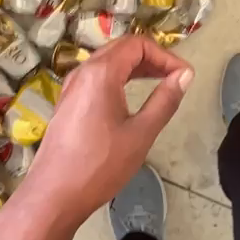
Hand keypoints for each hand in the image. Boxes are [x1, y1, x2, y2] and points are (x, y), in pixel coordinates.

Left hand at [13, 36, 193, 231]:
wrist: (54, 195)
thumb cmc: (100, 165)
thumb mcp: (141, 134)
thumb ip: (165, 101)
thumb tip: (185, 76)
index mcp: (101, 73)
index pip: (137, 44)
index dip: (165, 55)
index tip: (184, 75)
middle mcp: (83, 72)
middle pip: (121, 49)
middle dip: (152, 58)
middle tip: (175, 77)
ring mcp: (71, 87)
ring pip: (108, 62)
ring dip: (135, 67)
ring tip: (160, 83)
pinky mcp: (67, 102)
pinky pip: (97, 78)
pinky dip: (119, 78)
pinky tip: (131, 97)